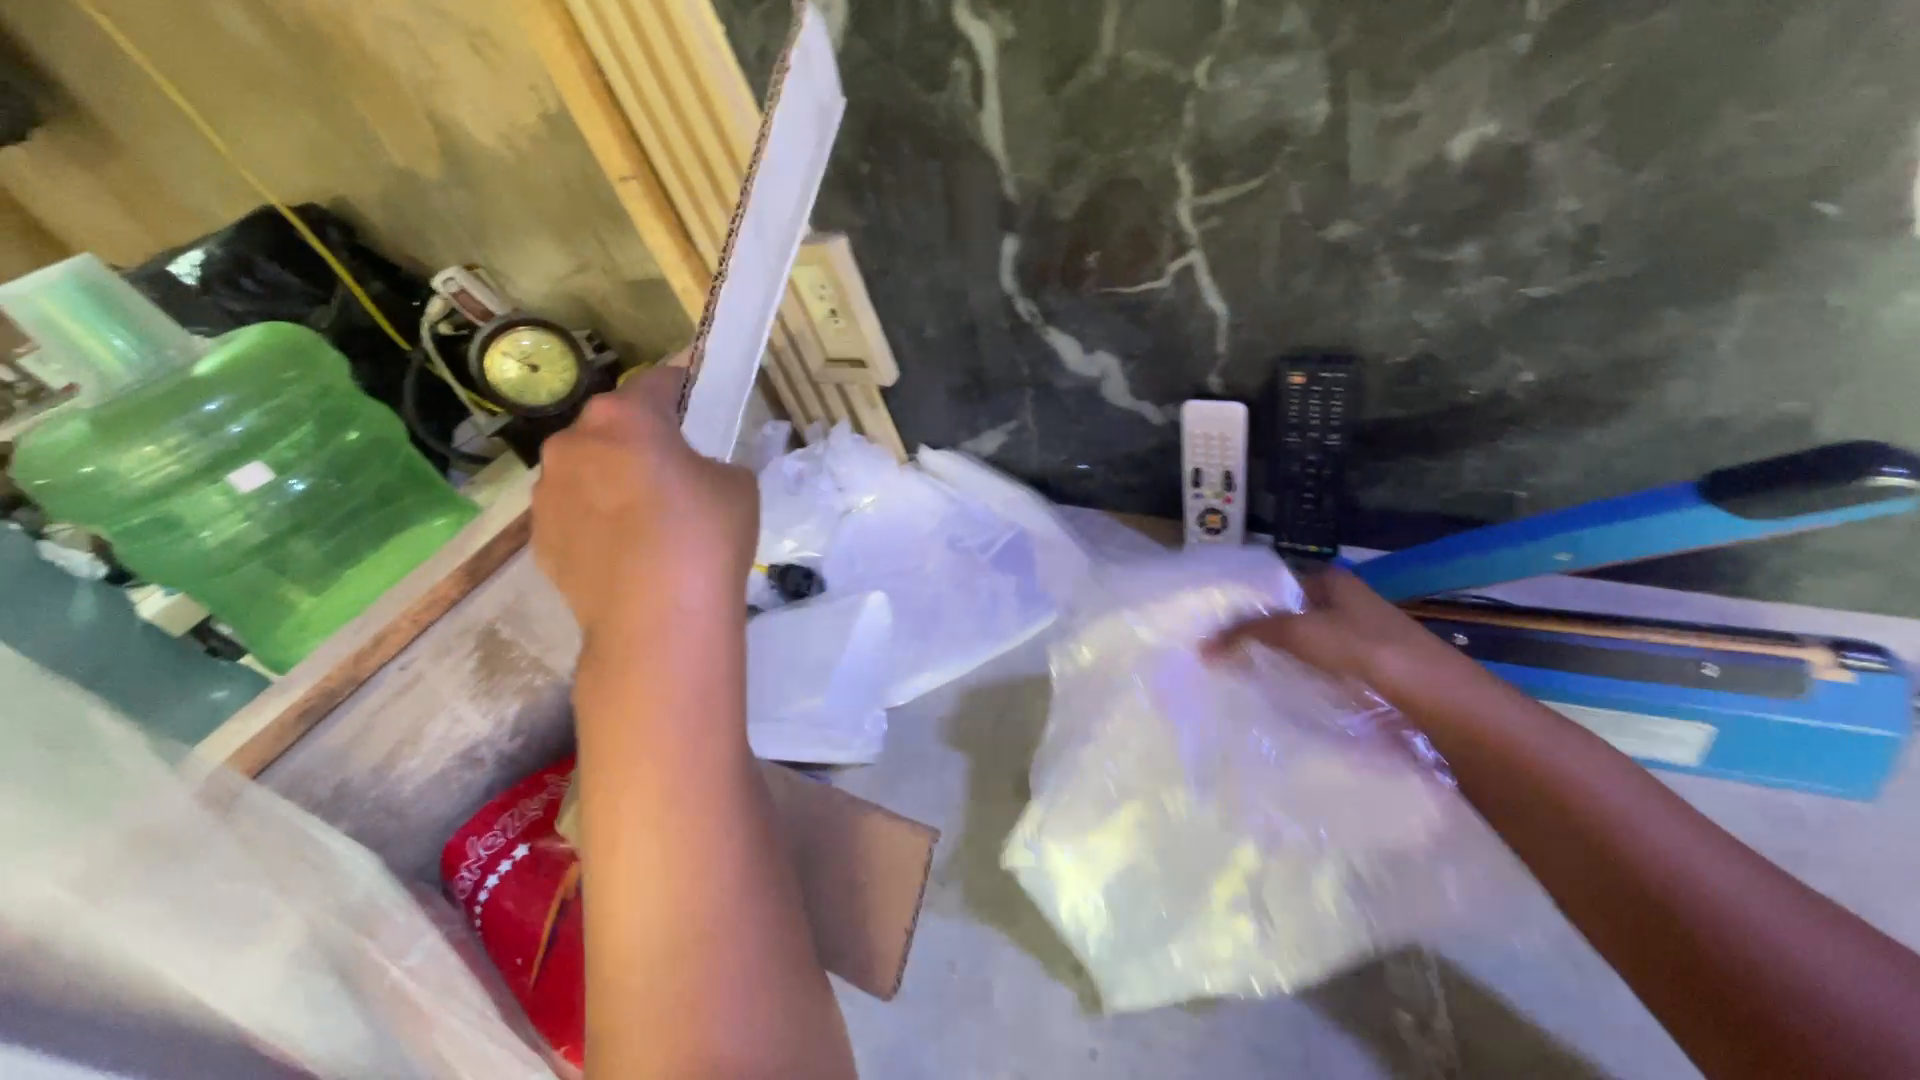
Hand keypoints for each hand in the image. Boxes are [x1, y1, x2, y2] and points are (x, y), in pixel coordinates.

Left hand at [532, 363, 757, 645]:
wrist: (658, 620)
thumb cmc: (705, 537)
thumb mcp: (736, 484)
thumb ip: (709, 463)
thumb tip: (690, 475)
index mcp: (624, 417)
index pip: (656, 382)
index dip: (680, 389)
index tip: (695, 402)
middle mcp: (573, 443)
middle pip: (610, 427)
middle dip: (638, 439)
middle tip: (673, 472)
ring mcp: (548, 493)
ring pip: (585, 471)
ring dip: (610, 481)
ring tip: (645, 522)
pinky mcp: (539, 540)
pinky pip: (574, 516)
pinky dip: (595, 524)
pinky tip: (625, 555)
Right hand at [1206, 564, 1464, 696]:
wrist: (1432, 694)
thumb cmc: (1362, 648)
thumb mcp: (1297, 632)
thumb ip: (1249, 633)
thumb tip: (1204, 646)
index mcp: (1333, 581)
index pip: (1278, 584)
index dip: (1247, 603)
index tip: (1216, 626)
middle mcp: (1349, 603)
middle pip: (1292, 616)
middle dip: (1262, 634)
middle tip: (1224, 655)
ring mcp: (1363, 638)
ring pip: (1309, 646)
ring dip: (1283, 660)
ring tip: (1247, 678)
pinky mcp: (1373, 671)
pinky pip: (1326, 671)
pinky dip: (1305, 680)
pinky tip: (1288, 696)